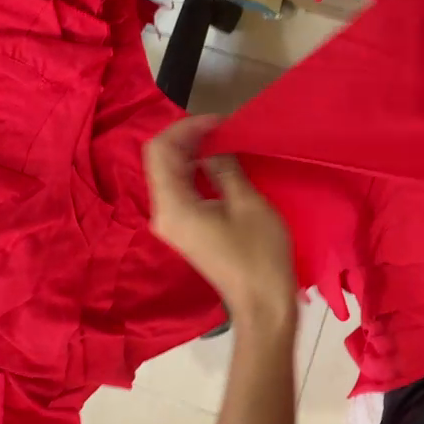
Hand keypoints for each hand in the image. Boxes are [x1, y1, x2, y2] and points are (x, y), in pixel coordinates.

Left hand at [144, 117, 295, 324]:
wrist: (262, 302)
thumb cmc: (259, 254)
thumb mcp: (247, 203)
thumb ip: (225, 168)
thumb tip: (215, 146)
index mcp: (173, 205)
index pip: (161, 150)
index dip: (187, 127)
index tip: (220, 121)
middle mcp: (163, 212)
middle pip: (162, 160)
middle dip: (189, 137)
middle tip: (225, 128)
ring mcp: (172, 223)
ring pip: (171, 174)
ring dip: (193, 153)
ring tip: (225, 142)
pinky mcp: (185, 230)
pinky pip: (181, 190)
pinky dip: (196, 171)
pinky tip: (220, 166)